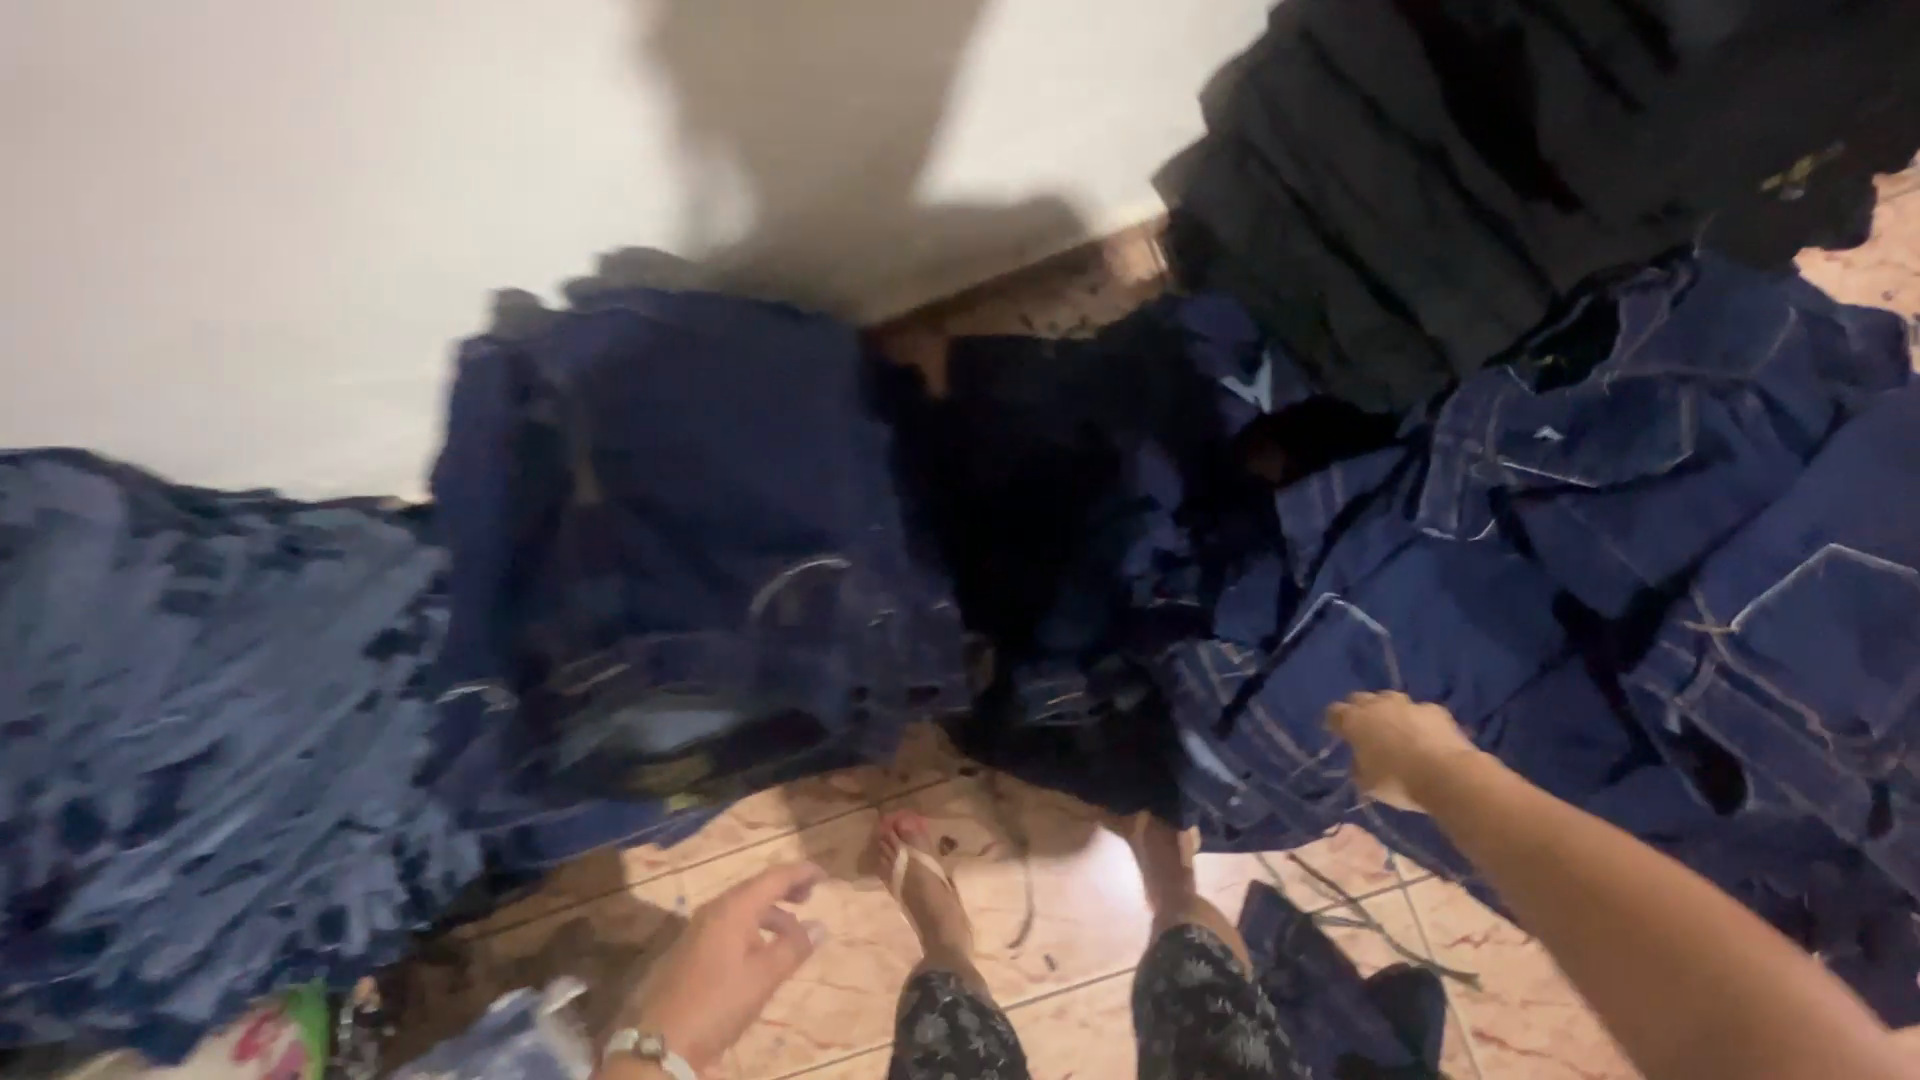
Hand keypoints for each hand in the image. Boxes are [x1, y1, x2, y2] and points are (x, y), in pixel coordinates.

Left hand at [614, 862, 826, 1073]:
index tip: (824, 876)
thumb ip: (794, 947)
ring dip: (770, 914)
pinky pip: (730, 926)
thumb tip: (820, 925)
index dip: (801, 873)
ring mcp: (699, 930)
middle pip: (756, 888)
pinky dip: (753, 929)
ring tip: (792, 935)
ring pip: (742, 909)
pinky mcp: (691, 950)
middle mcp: (715, 911)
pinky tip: (760, 954)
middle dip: (785, 890)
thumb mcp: (764, 978)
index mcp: (733, 909)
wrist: (660, 1044)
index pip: (774, 877)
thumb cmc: (717, 1004)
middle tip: (811, 897)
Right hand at [1325, 691, 1484, 812]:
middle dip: (1358, 710)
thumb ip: (1358, 768)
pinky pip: (1420, 710)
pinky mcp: (1436, 710)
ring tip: (1394, 727)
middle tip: (1362, 727)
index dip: (1332, 721)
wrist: (1449, 776)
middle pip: (1359, 698)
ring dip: (1388, 710)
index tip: (1334, 731)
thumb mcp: (1367, 784)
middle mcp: (1377, 705)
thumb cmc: (1399, 781)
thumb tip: (1360, 763)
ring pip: (1390, 698)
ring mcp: (1408, 705)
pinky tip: (1425, 734)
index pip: (1334, 712)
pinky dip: (1418, 719)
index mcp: (1354, 721)